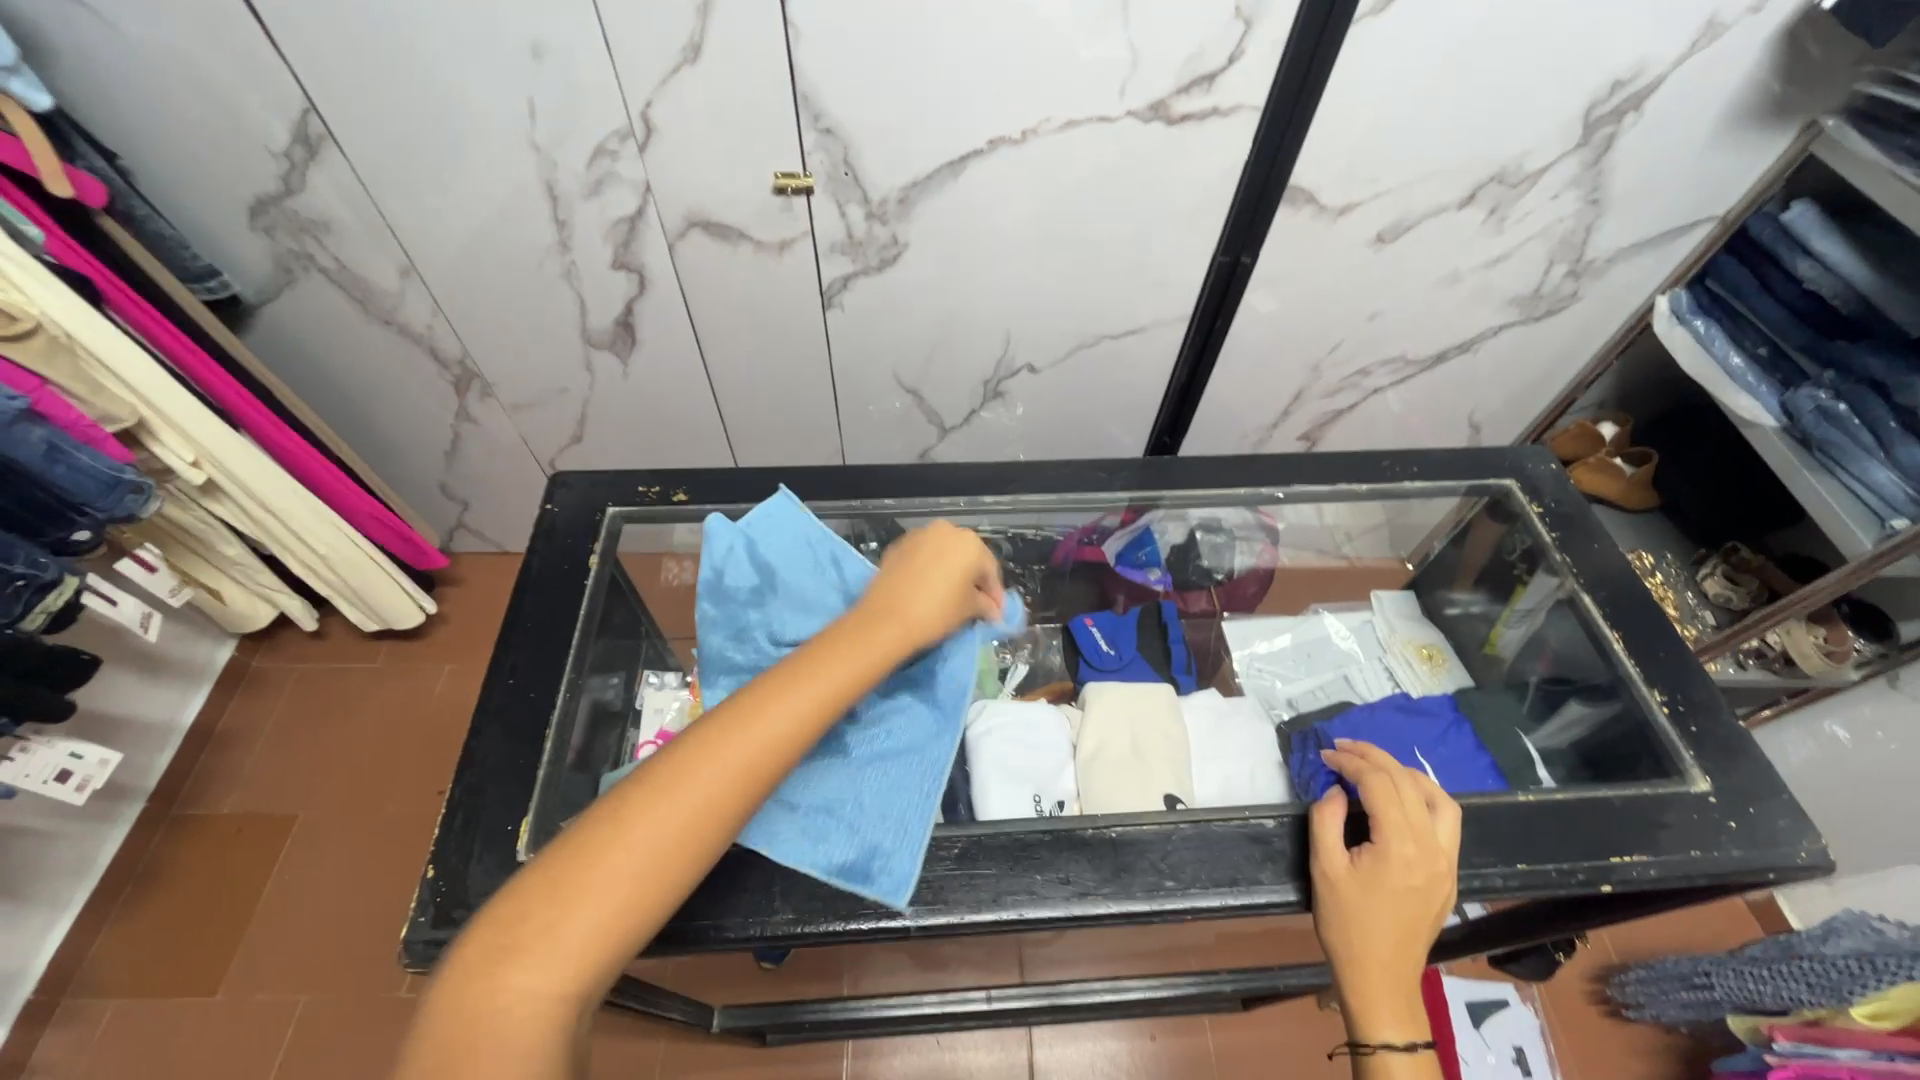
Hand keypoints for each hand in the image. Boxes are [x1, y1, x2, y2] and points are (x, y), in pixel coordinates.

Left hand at [854, 521, 1006, 652]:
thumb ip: (986, 605)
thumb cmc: (936, 612)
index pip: (990, 570)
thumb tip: (993, 610)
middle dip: (974, 579)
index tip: (996, 612)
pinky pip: (923, 556)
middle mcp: (947, 530)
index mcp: (970, 543)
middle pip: (968, 556)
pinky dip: (931, 569)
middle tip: (977, 603)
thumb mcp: (969, 609)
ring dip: (951, 571)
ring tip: (952, 595)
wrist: (885, 619)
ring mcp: (920, 535)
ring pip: (944, 553)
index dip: (995, 593)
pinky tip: (929, 588)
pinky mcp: (898, 545)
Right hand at [1309, 739, 1460, 1038]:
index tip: (1325, 754)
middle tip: (1343, 747)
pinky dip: (1426, 797)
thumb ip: (1326, 819)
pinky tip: (1403, 796)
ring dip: (1407, 773)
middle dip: (1374, 758)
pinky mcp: (1450, 872)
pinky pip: (1447, 821)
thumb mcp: (1323, 868)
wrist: (1380, 975)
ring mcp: (1447, 860)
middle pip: (1408, 783)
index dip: (1351, 761)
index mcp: (1399, 846)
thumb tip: (1336, 789)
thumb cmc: (1346, 923)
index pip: (1379, 784)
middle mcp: (1432, 847)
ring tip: (1376, 765)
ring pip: (1439, 798)